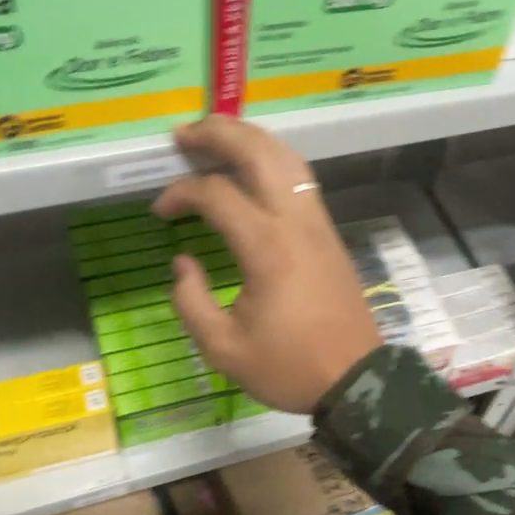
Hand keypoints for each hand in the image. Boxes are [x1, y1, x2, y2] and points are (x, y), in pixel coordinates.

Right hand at [156, 116, 382, 413]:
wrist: (355, 381)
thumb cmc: (289, 368)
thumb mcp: (224, 349)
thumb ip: (191, 302)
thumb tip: (183, 263)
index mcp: (266, 248)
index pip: (215, 193)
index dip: (180, 193)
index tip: (160, 212)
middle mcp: (295, 222)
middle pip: (257, 151)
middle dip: (217, 133)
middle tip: (183, 135)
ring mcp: (318, 223)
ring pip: (286, 157)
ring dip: (249, 139)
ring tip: (217, 140)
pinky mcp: (329, 234)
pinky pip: (301, 179)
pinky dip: (273, 160)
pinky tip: (254, 170)